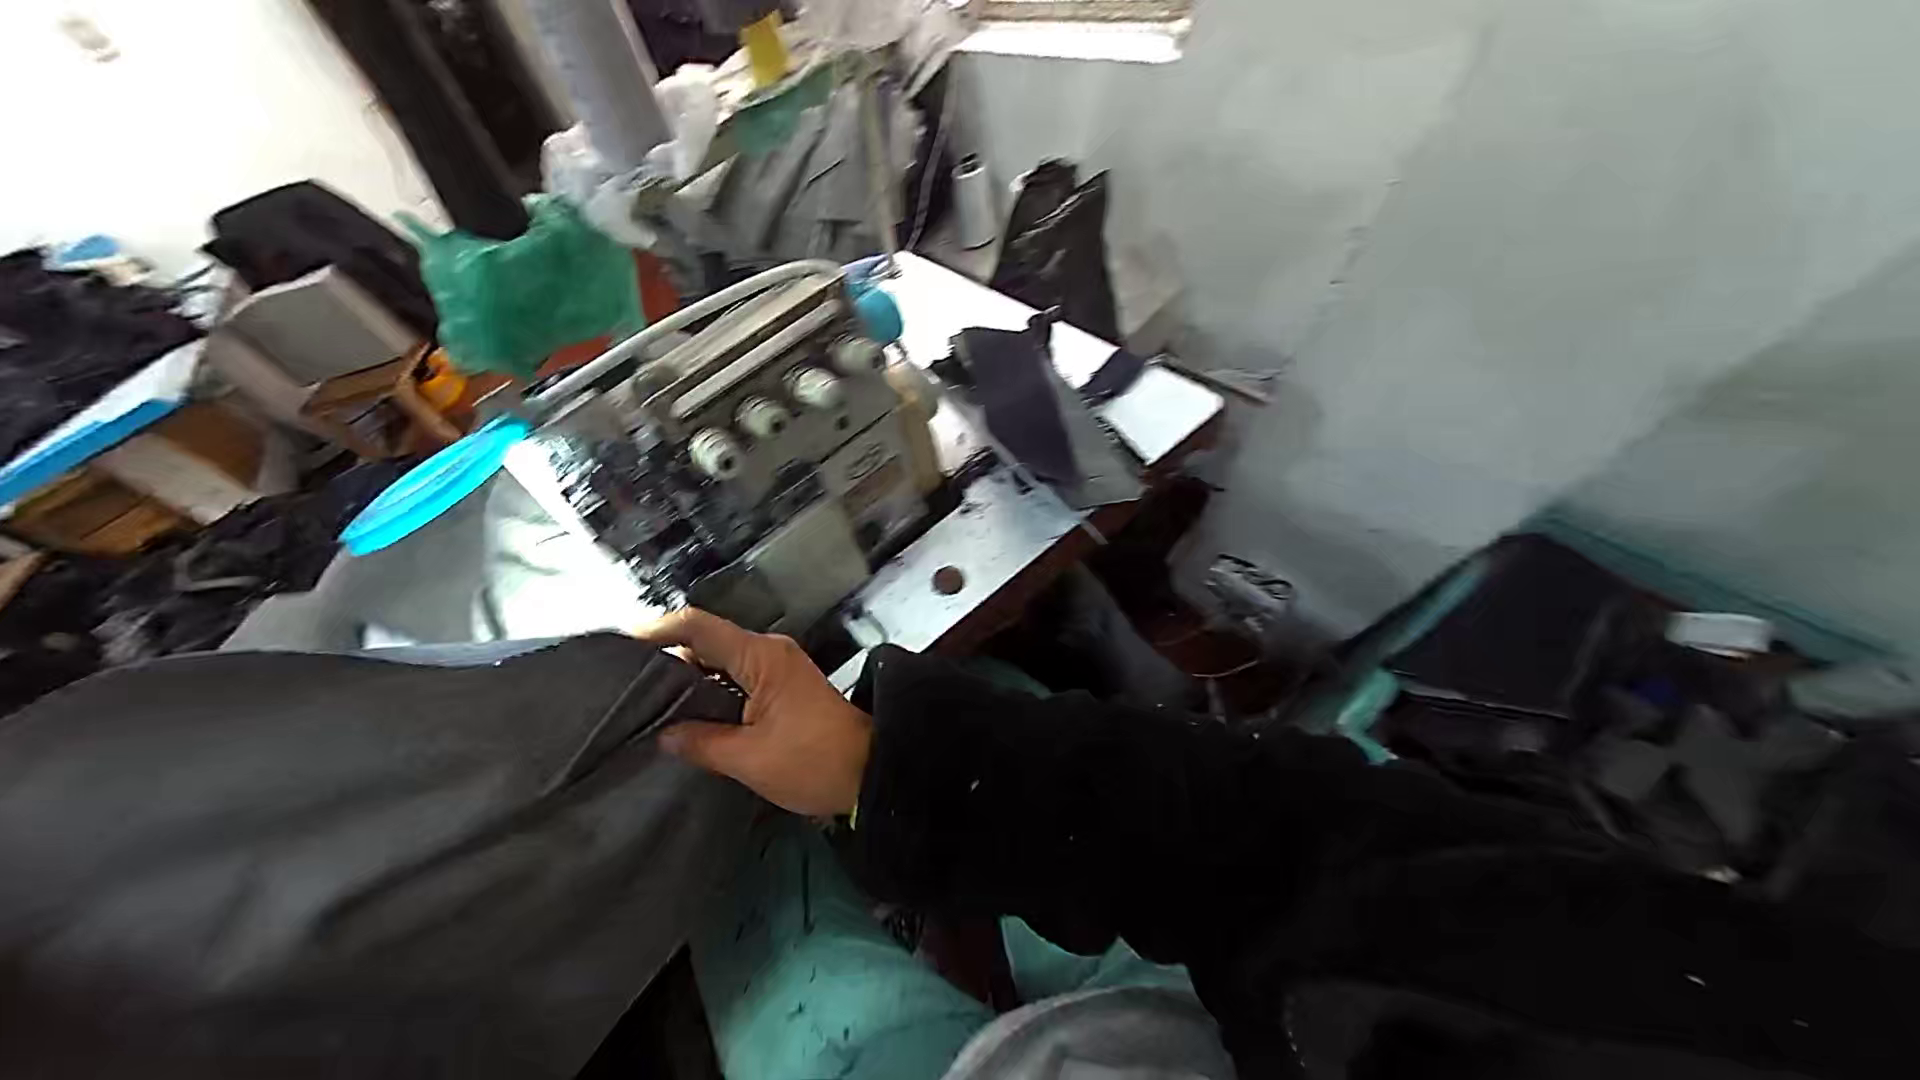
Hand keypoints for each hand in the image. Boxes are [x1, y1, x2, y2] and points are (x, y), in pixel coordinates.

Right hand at [635, 608, 871, 816]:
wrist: (870, 771)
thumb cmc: (813, 761)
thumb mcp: (749, 757)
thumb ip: (700, 741)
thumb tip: (662, 734)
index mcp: (762, 656)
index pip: (699, 627)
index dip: (657, 631)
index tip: (619, 644)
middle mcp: (769, 652)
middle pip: (707, 643)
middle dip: (666, 659)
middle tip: (620, 682)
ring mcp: (777, 668)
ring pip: (720, 662)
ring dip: (686, 679)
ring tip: (641, 700)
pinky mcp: (781, 686)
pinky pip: (735, 679)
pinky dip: (708, 691)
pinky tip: (683, 714)